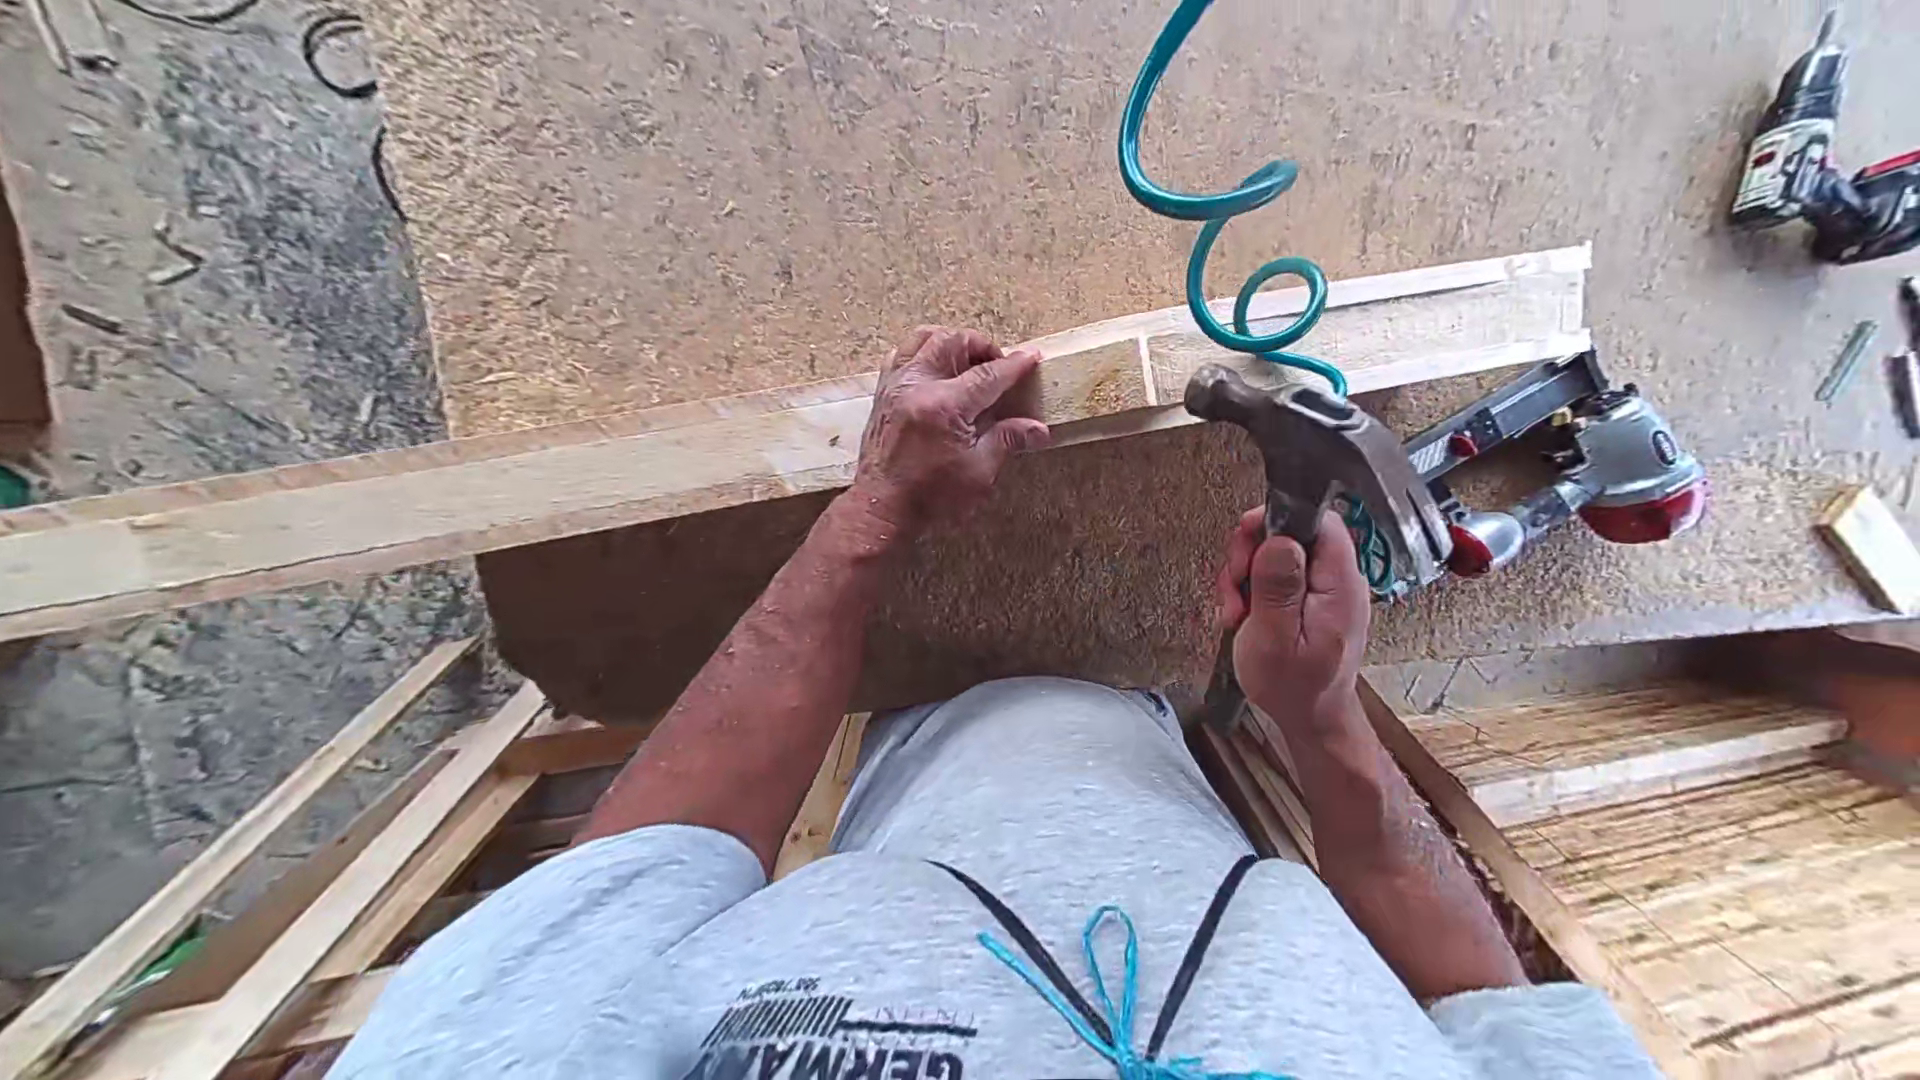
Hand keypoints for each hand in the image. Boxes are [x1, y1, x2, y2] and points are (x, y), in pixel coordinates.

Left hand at [849, 325, 1049, 535]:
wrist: (882, 509)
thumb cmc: (930, 497)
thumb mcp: (979, 473)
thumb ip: (1007, 441)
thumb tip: (1038, 429)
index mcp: (944, 406)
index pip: (988, 374)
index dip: (1014, 365)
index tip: (1032, 359)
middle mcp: (916, 387)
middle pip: (952, 341)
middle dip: (981, 346)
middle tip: (998, 365)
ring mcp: (895, 387)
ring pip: (922, 339)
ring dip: (950, 343)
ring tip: (967, 362)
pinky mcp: (883, 395)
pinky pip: (900, 355)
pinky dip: (922, 353)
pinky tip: (936, 370)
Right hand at [1216, 507, 1371, 724]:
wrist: (1309, 717)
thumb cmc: (1294, 687)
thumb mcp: (1274, 638)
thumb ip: (1277, 588)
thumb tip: (1279, 540)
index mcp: (1337, 586)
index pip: (1320, 522)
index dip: (1278, 520)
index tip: (1245, 537)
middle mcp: (1336, 582)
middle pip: (1292, 533)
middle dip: (1251, 551)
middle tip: (1235, 582)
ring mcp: (1323, 590)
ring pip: (1277, 553)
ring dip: (1246, 574)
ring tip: (1237, 608)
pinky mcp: (1309, 598)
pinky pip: (1276, 574)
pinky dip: (1251, 588)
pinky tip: (1244, 613)